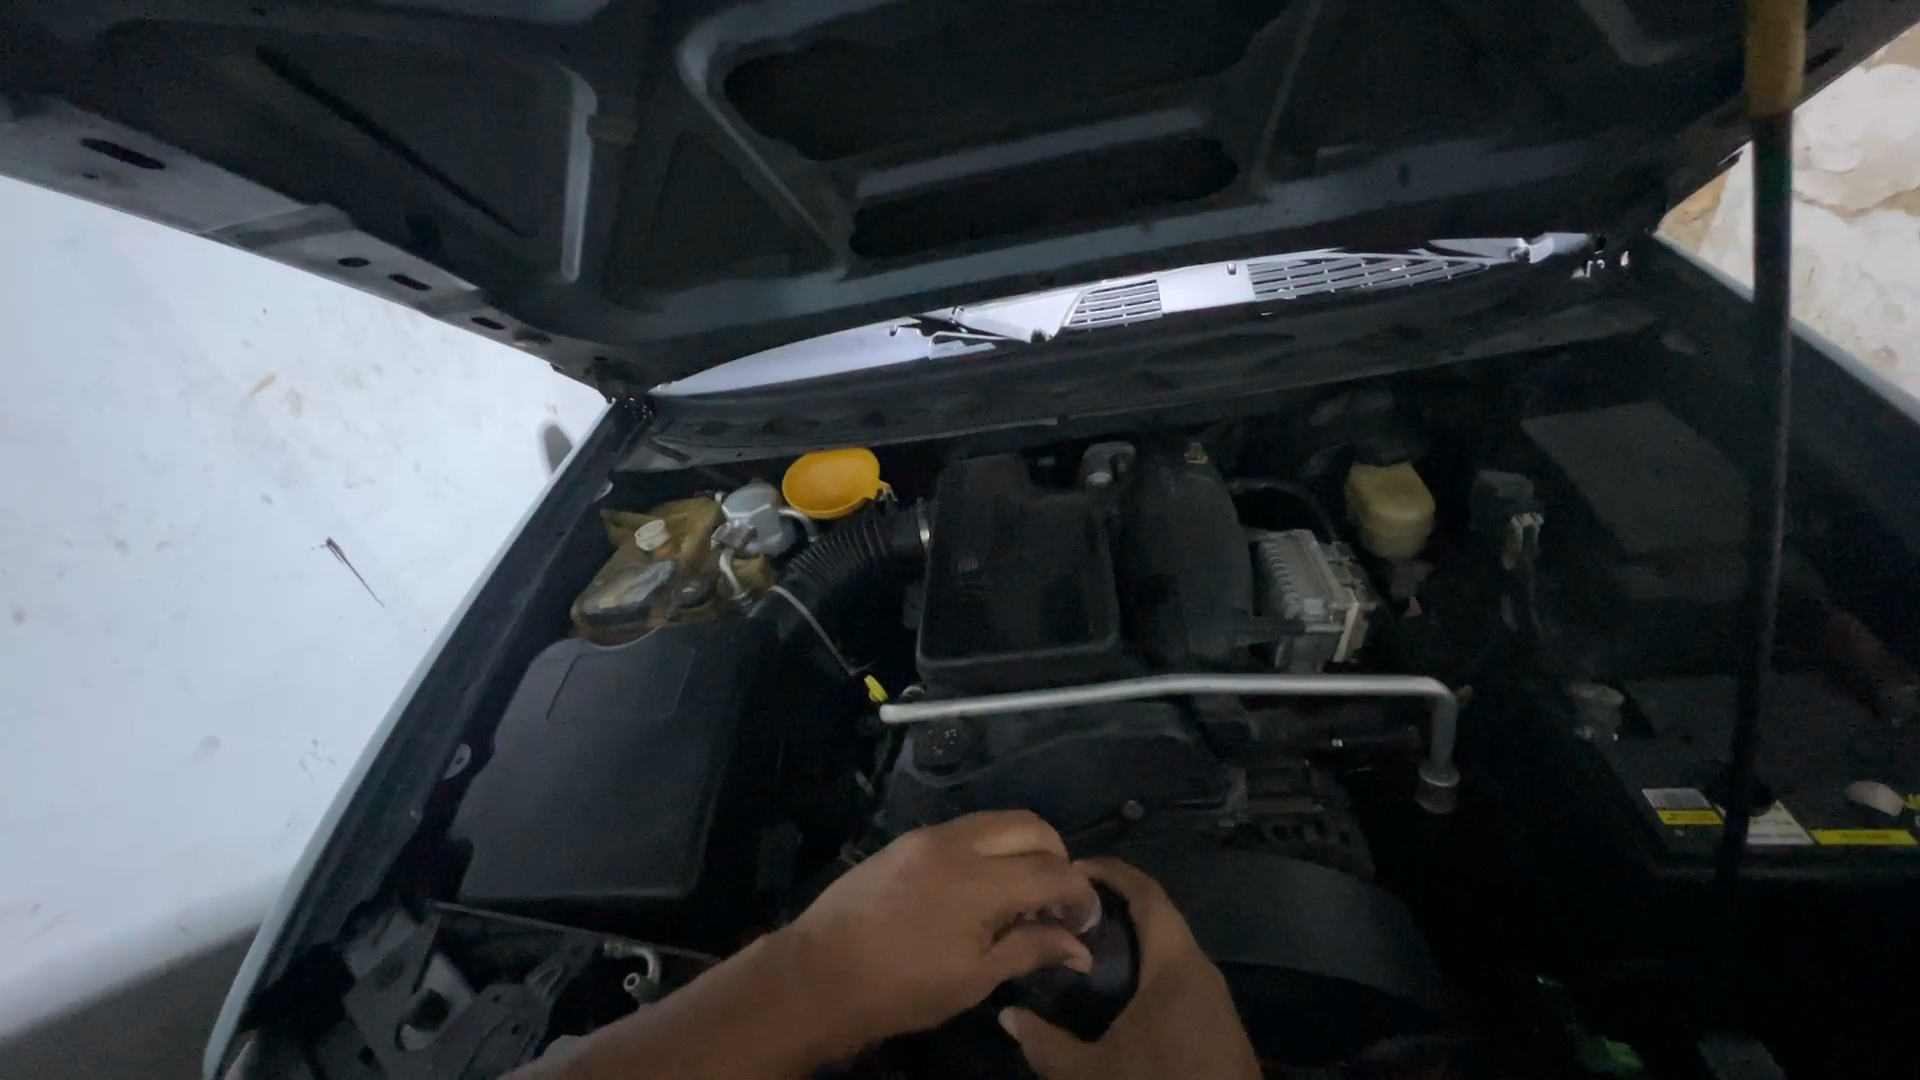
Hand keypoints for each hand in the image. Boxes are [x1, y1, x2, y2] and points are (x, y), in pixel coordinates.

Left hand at [780, 810, 1099, 1050]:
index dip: (1080, 893)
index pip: (1052, 871)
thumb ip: (1031, 949)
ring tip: (1023, 893)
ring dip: (1023, 847)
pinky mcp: (910, 838)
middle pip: (1030, 826)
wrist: (820, 971)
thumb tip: (1079, 946)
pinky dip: (991, 846)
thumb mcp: (974, 979)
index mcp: (980, 882)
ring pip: (998, 820)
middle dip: (1057, 856)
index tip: (1088, 919)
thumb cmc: (901, 987)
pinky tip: (985, 885)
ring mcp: (931, 835)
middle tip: (1058, 898)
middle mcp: (960, 843)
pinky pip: (967, 828)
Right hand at [1000, 859, 1259, 1079]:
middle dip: (1116, 901)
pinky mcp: (1221, 1024)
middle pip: (1159, 915)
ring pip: (1172, 945)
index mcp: (1176, 966)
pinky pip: (1182, 973)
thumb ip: (1046, 1044)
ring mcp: (1216, 997)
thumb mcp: (1092, 1076)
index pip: (1147, 893)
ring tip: (1090, 939)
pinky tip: (1123, 986)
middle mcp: (1202, 970)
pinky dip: (1151, 963)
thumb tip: (1008, 1016)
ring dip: (1135, 934)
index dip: (1112, 871)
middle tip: (1071, 907)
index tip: (1074, 867)